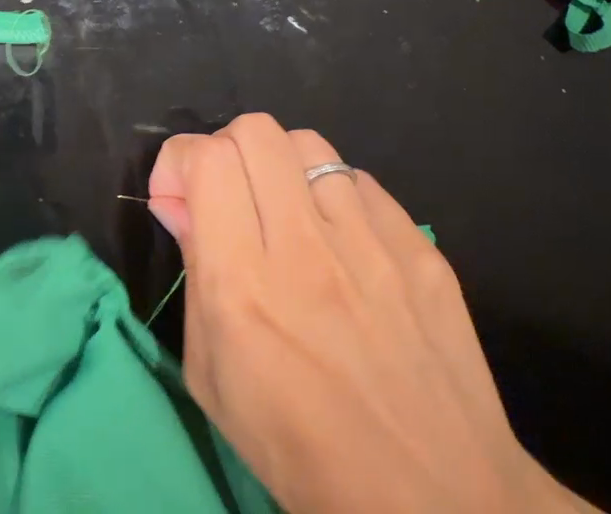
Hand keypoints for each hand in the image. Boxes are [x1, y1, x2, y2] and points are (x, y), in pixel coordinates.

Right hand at [147, 114, 597, 513]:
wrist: (432, 496)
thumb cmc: (297, 445)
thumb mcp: (210, 373)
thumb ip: (195, 274)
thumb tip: (181, 207)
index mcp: (243, 284)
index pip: (208, 159)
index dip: (178, 163)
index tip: (178, 202)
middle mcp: (306, 248)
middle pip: (256, 133)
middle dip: (222, 152)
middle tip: (224, 199)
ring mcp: (373, 245)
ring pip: (309, 145)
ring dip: (277, 169)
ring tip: (280, 214)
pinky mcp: (422, 252)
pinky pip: (361, 183)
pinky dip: (331, 195)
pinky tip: (334, 240)